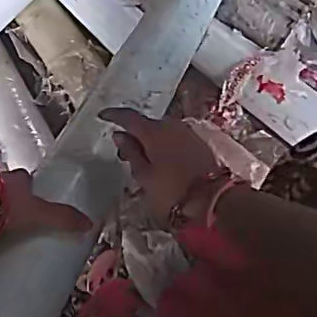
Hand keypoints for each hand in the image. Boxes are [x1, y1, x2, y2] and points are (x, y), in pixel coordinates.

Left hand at [0, 168, 90, 238]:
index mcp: (14, 177)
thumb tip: (88, 224)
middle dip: (13, 198)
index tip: (38, 197)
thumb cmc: (2, 206)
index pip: (25, 178)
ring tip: (3, 229)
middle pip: (6, 187)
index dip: (31, 186)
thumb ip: (62, 218)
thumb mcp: (38, 213)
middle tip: (22, 218)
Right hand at [100, 108, 223, 213]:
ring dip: (149, 140)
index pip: (129, 117)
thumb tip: (120, 135)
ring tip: (141, 159)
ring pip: (161, 130)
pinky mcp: (198, 142)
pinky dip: (163, 143)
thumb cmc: (172, 191)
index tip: (102, 116)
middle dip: (133, 133)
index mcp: (154, 132)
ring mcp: (187, 133)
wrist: (214, 201)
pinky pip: (173, 137)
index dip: (114, 115)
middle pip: (146, 124)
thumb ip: (131, 152)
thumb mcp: (144, 175)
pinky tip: (159, 159)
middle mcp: (172, 126)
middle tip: (123, 151)